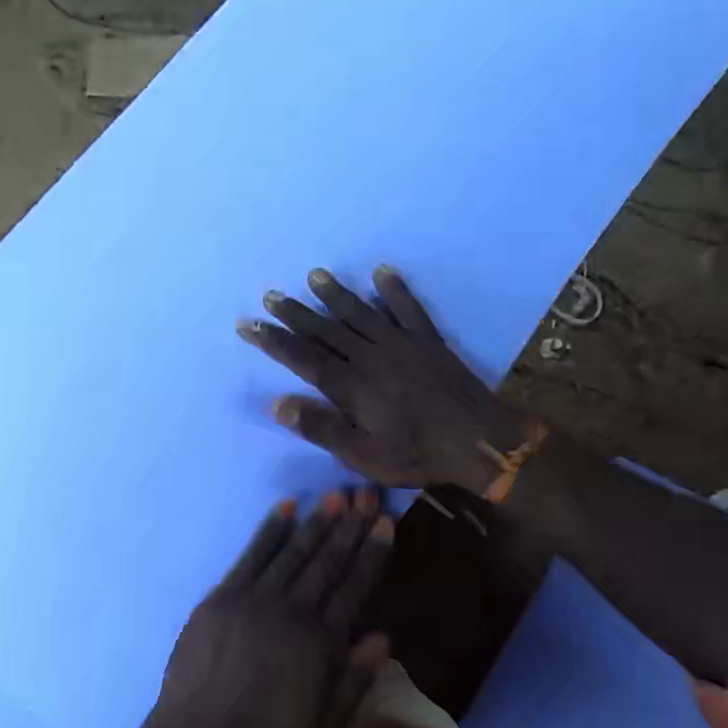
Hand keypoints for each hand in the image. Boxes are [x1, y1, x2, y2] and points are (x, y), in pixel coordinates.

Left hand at [149, 490, 394, 727]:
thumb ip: (355, 681)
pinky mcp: (223, 597)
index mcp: (322, 643)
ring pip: (294, 552)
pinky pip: (251, 555)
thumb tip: (383, 637)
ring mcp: (255, 600)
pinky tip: (286, 508)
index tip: (386, 523)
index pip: (355, 587)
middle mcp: (293, 612)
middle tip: (368, 493)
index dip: (372, 553)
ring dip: (317, 521)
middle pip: (328, 561)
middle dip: (351, 525)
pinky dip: (270, 530)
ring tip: (337, 494)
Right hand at [239, 266, 525, 492]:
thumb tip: (278, 404)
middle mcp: (372, 356)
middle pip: (327, 330)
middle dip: (296, 313)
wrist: (479, 441)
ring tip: (314, 276)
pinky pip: (408, 308)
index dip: (273, 341)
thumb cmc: (417, 455)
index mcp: (352, 386)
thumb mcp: (364, 455)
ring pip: (361, 313)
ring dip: (336, 294)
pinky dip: (394, 290)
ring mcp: (402, 344)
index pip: (303, 358)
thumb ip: (321, 428)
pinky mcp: (429, 342)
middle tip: (271, 295)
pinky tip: (381, 272)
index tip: (248, 324)